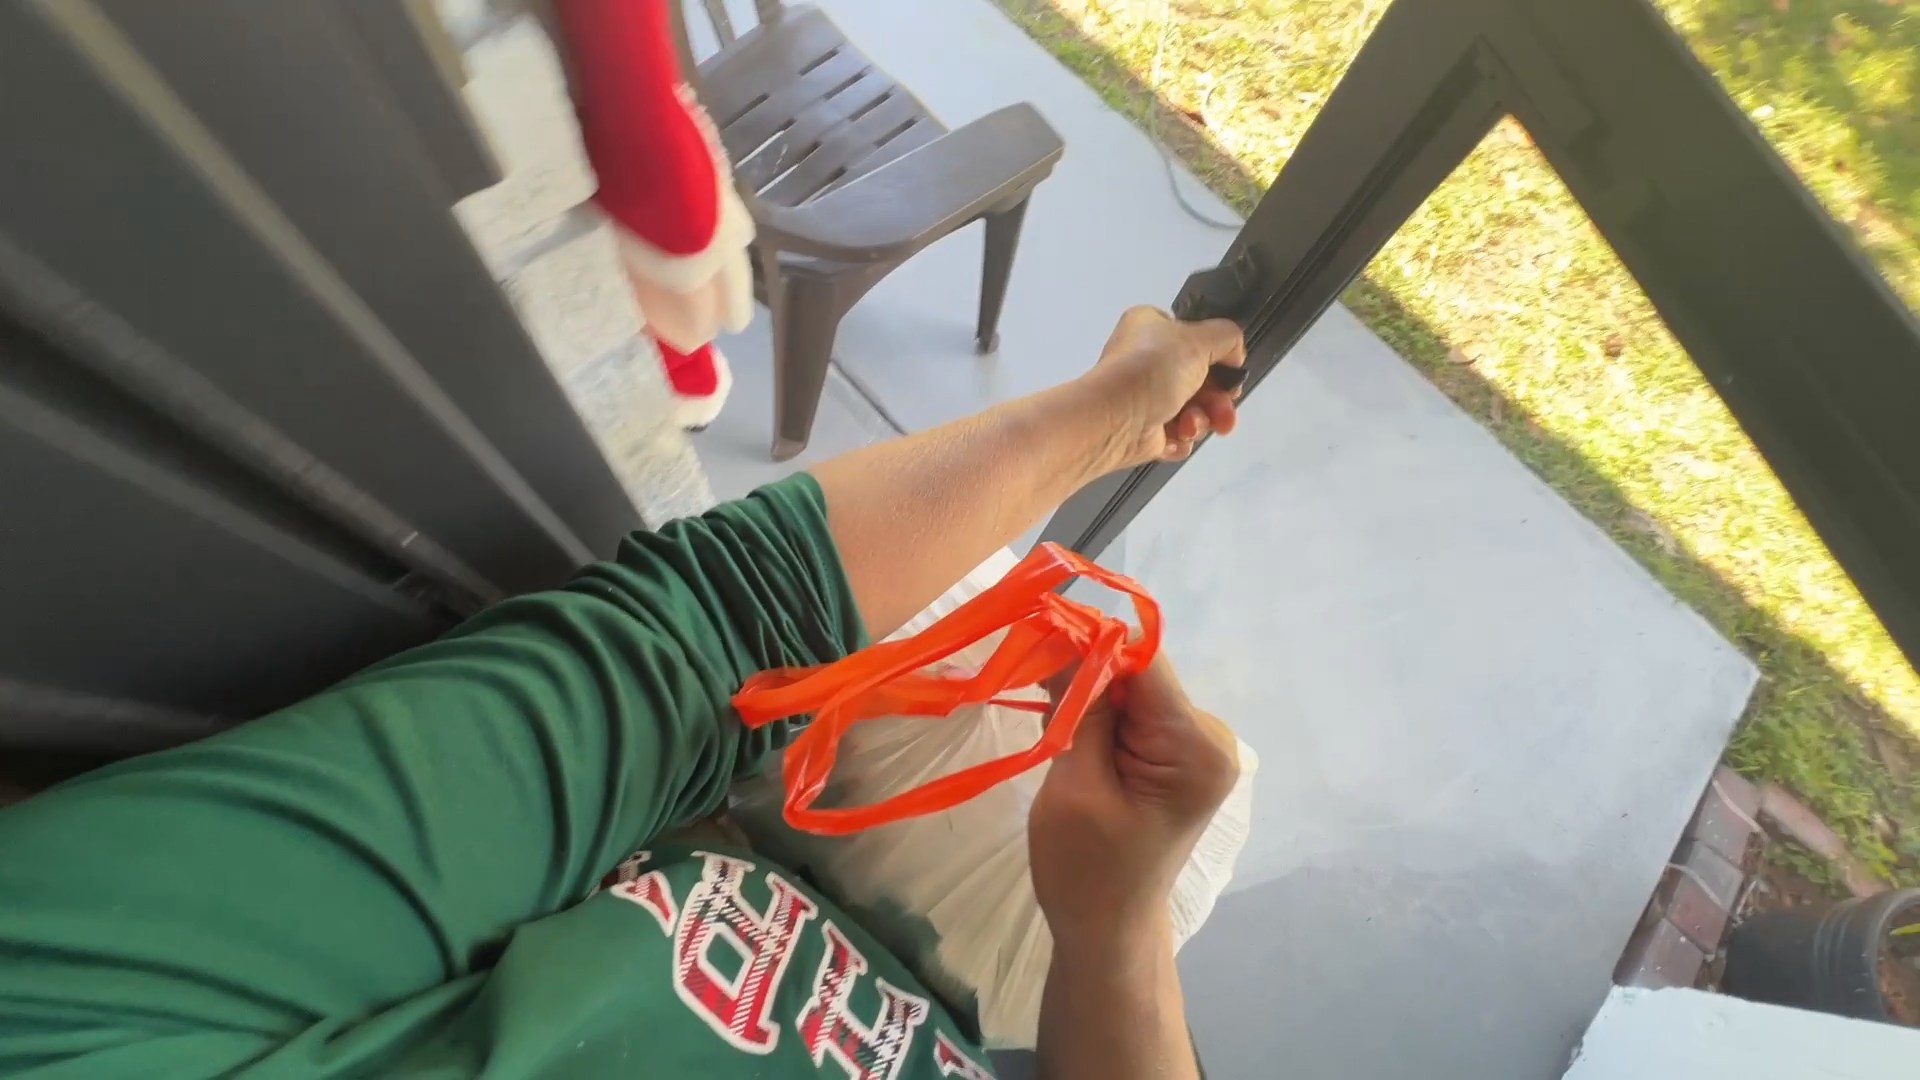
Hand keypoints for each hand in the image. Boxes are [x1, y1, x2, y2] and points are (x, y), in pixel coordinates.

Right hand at [1028, 655, 1240, 955]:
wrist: (1106, 928)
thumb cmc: (1086, 870)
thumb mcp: (1074, 784)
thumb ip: (1082, 706)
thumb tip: (1069, 632)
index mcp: (1195, 747)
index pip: (1143, 660)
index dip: (1089, 645)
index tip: (1040, 650)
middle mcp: (1208, 736)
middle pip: (1138, 669)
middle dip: (1085, 674)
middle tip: (1043, 704)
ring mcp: (1194, 742)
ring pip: (1129, 685)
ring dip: (1087, 697)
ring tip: (1059, 736)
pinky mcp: (1174, 749)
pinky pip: (1132, 707)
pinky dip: (1097, 713)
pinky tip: (1076, 741)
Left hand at [1080, 307, 1245, 468]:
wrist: (1114, 420)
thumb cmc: (1151, 370)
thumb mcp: (1199, 339)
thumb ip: (1228, 338)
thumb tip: (1234, 355)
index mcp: (1150, 328)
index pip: (1193, 337)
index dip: (1217, 357)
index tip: (1231, 372)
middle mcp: (1145, 362)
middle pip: (1200, 380)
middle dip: (1217, 400)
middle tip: (1222, 411)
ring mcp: (1143, 399)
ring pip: (1192, 411)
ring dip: (1200, 421)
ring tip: (1189, 426)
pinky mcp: (1143, 432)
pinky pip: (1177, 436)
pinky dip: (1182, 439)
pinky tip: (1176, 437)